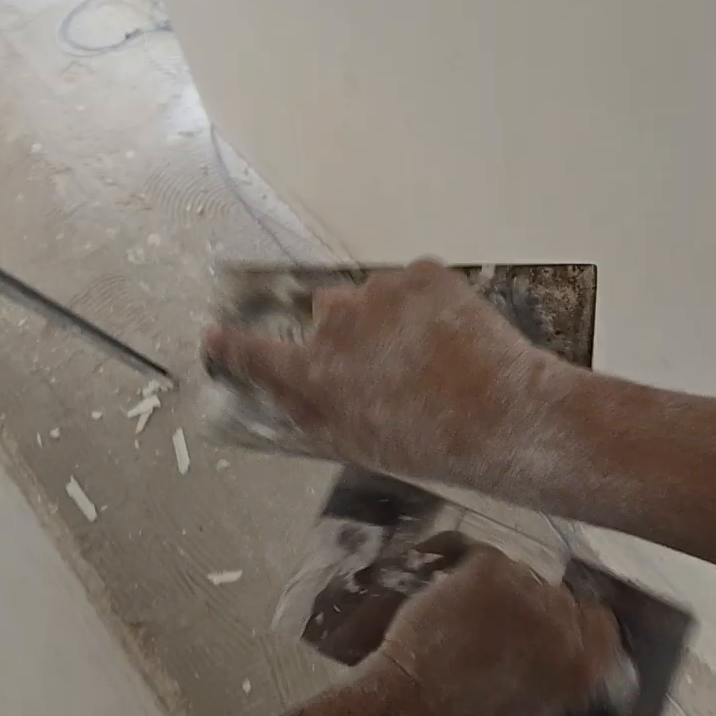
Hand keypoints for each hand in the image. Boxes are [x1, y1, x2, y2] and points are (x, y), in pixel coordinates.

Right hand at [202, 260, 567, 486]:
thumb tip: (279, 389)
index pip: (255, 352)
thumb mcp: (353, 445)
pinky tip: (445, 336)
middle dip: (344, 332)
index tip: (213, 333)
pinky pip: (408, 283)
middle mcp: (337, 320)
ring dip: (384, 317)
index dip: (232, 345)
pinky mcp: (423, 271)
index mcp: (316, 370)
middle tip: (383, 364)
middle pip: (324, 313)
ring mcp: (381, 290)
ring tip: (425, 354)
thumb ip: (306, 412)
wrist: (502, 415)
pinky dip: (419, 303)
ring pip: (369, 296)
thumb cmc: (425, 444)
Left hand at [365, 533, 627, 715]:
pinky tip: (453, 595)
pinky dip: (469, 573)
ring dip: (501, 590)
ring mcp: (527, 591)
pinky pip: (488, 559)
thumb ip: (558, 671)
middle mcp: (563, 623)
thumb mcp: (534, 707)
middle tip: (499, 621)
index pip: (601, 622)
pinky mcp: (490, 568)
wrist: (414, 705)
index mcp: (581, 665)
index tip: (552, 623)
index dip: (576, 620)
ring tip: (470, 615)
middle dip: (532, 605)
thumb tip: (562, 643)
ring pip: (522, 574)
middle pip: (558, 594)